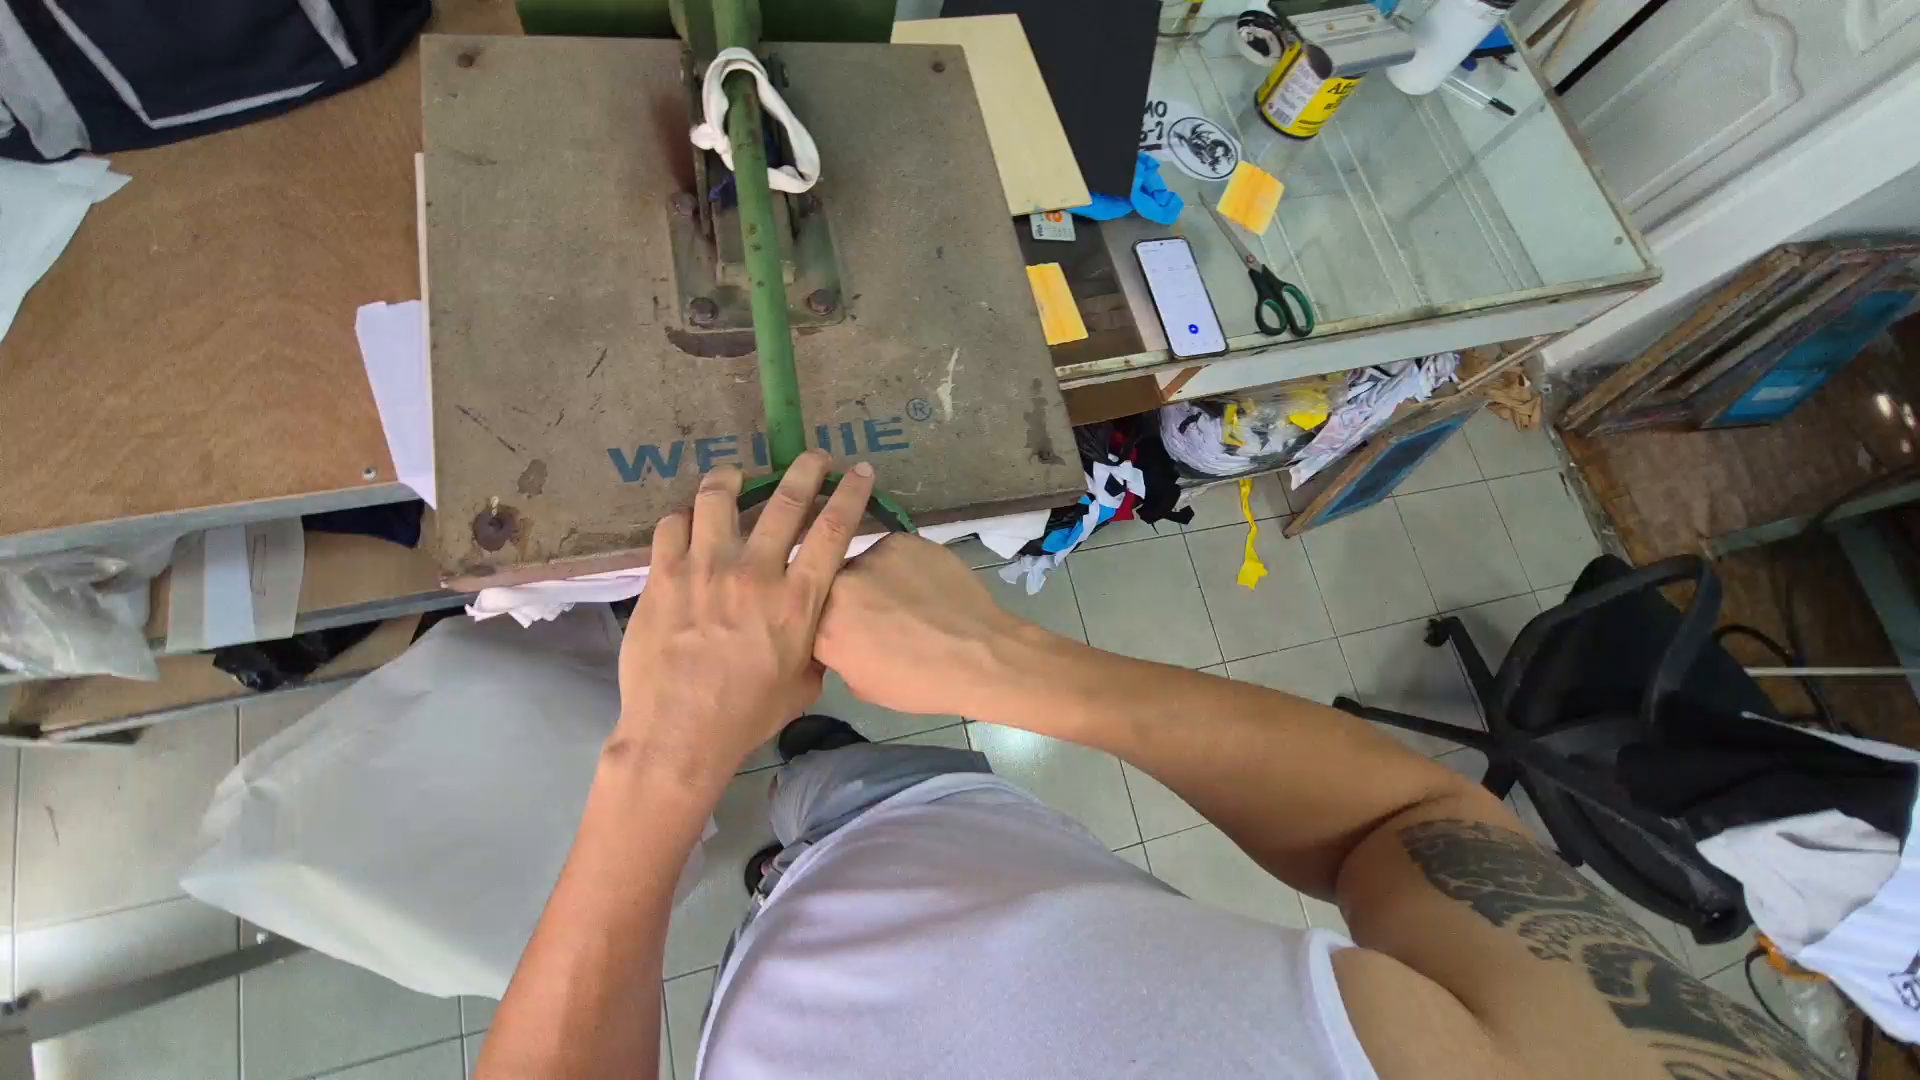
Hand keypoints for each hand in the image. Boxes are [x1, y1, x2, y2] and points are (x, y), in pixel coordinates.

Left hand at [612, 451, 873, 785]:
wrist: (680, 733)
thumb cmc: (748, 715)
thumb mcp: (804, 683)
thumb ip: (814, 643)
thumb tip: (817, 625)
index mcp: (797, 600)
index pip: (834, 531)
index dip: (850, 494)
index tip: (858, 471)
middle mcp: (755, 573)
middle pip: (785, 501)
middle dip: (805, 469)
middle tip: (812, 457)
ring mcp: (705, 569)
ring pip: (718, 498)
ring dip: (732, 479)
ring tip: (736, 476)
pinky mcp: (663, 576)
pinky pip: (672, 525)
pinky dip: (684, 517)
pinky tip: (688, 523)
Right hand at [814, 534, 1032, 717]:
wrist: (980, 655)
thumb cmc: (922, 682)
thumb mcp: (863, 685)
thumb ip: (839, 654)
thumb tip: (841, 636)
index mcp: (821, 627)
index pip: (805, 617)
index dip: (825, 623)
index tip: (845, 630)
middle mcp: (838, 585)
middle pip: (830, 584)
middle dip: (847, 597)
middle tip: (877, 614)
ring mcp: (871, 557)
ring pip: (862, 565)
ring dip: (875, 580)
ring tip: (907, 600)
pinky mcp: (902, 540)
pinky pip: (891, 552)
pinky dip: (902, 567)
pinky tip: (924, 585)